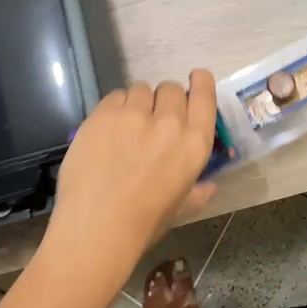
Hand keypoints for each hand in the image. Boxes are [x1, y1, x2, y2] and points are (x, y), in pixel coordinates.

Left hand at [42, 71, 219, 284]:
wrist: (96, 228)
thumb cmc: (143, 224)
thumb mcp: (179, 209)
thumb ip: (197, 192)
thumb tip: (210, 186)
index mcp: (194, 144)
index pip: (204, 95)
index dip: (200, 82)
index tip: (194, 79)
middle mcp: (168, 122)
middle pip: (170, 88)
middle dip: (163, 100)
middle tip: (151, 120)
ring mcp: (134, 114)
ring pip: (141, 89)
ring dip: (137, 103)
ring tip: (126, 126)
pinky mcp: (103, 113)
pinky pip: (114, 96)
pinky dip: (114, 108)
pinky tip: (107, 129)